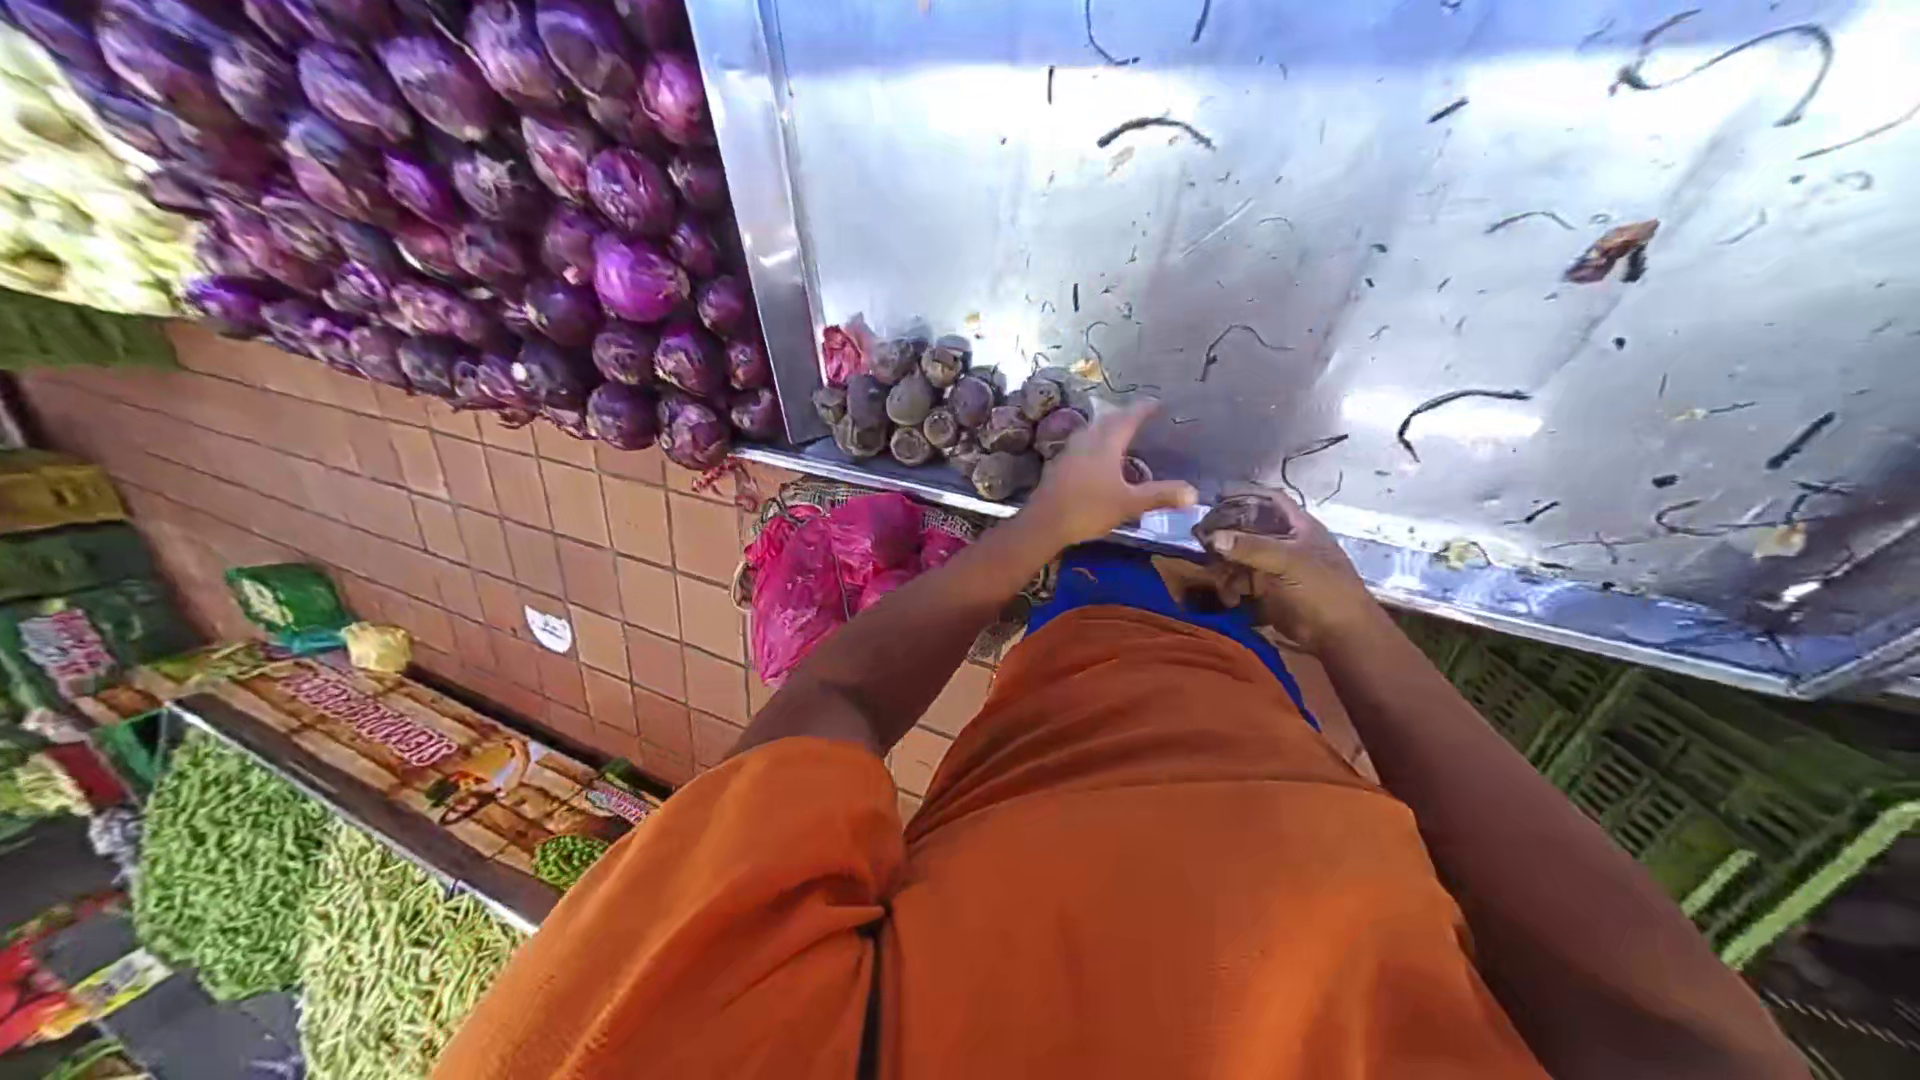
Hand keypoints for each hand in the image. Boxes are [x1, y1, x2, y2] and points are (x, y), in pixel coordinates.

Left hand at [1020, 401, 1197, 548]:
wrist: (1043, 524)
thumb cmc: (1088, 510)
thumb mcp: (1129, 504)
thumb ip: (1160, 495)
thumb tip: (1194, 493)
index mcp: (1105, 443)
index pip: (1128, 417)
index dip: (1143, 409)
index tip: (1156, 402)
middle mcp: (1086, 440)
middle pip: (1107, 420)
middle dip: (1125, 416)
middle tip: (1140, 416)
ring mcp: (1068, 452)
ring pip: (1091, 432)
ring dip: (1107, 429)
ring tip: (1121, 435)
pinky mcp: (1058, 466)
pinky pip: (1081, 446)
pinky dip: (1094, 445)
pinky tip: (1097, 460)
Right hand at [1199, 492, 1380, 651]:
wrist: (1339, 636)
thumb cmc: (1322, 590)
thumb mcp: (1288, 562)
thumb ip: (1250, 547)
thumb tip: (1213, 537)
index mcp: (1298, 527)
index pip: (1269, 500)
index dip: (1245, 495)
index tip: (1215, 497)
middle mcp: (1284, 542)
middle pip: (1247, 529)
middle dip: (1225, 536)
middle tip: (1201, 543)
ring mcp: (1275, 567)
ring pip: (1240, 557)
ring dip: (1224, 567)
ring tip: (1217, 580)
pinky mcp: (1267, 591)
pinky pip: (1240, 582)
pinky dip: (1230, 587)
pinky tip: (1229, 598)